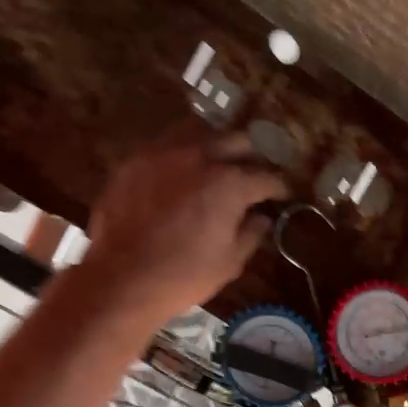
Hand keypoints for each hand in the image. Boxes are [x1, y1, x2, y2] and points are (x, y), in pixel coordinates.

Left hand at [78, 128, 287, 325]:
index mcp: (230, 184)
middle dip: (253, 156)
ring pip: (201, 129)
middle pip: (238, 140)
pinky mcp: (137, 158)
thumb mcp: (230, 262)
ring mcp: (165, 152)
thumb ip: (251, 234)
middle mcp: (201, 156)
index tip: (284, 193)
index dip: (280, 186)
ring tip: (220, 160)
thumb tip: (262, 219)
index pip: (266, 177)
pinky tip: (184, 168)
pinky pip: (168, 141)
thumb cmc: (184, 276)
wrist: (123, 277)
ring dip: (217, 142)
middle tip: (255, 173)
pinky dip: (185, 150)